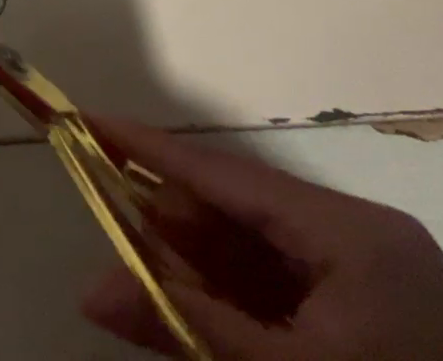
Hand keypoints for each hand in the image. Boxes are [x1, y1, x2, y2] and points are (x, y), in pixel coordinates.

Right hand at [82, 117, 442, 360]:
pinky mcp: (364, 298)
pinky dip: (230, 292)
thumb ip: (185, 323)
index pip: (220, 171)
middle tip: (124, 266)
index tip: (79, 120)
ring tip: (167, 306)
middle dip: (169, 234)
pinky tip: (211, 319)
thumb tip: (84, 293)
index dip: (145, 146)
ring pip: (245, 242)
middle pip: (228, 207)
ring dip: (196, 270)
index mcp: (346, 230)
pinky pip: (271, 273)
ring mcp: (362, 264)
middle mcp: (353, 230)